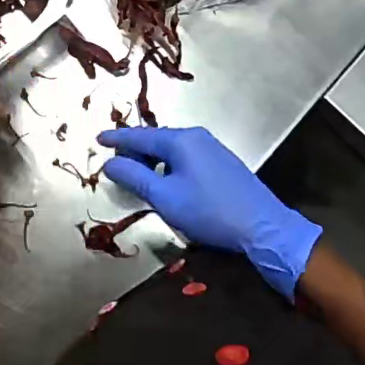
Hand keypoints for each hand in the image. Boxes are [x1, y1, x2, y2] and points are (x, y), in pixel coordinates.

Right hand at [98, 126, 321, 298]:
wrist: (265, 229)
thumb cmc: (210, 212)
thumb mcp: (164, 197)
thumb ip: (134, 177)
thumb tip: (109, 164)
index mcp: (180, 139)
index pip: (139, 135)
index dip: (116, 139)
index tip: (98, 139)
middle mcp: (195, 136)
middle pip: (156, 140)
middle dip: (135, 153)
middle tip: (118, 168)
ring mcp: (212, 148)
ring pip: (171, 150)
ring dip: (153, 162)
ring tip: (141, 180)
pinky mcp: (223, 162)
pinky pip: (186, 157)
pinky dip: (169, 166)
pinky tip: (168, 184)